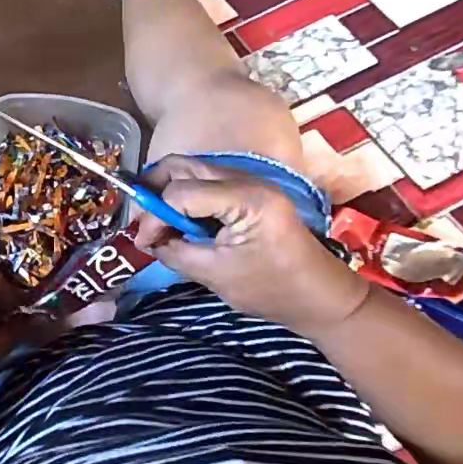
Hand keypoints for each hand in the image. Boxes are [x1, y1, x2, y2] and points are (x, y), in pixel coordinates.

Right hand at [133, 155, 372, 335]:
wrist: (321, 297)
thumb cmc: (272, 290)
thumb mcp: (215, 275)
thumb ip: (174, 251)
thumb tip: (146, 240)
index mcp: (245, 199)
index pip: (180, 192)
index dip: (154, 216)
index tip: (145, 243)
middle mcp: (246, 179)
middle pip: (181, 166)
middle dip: (152, 190)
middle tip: (141, 220)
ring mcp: (248, 182)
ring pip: (190, 170)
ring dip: (166, 192)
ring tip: (157, 223)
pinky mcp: (247, 192)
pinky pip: (203, 182)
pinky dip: (183, 197)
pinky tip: (177, 222)